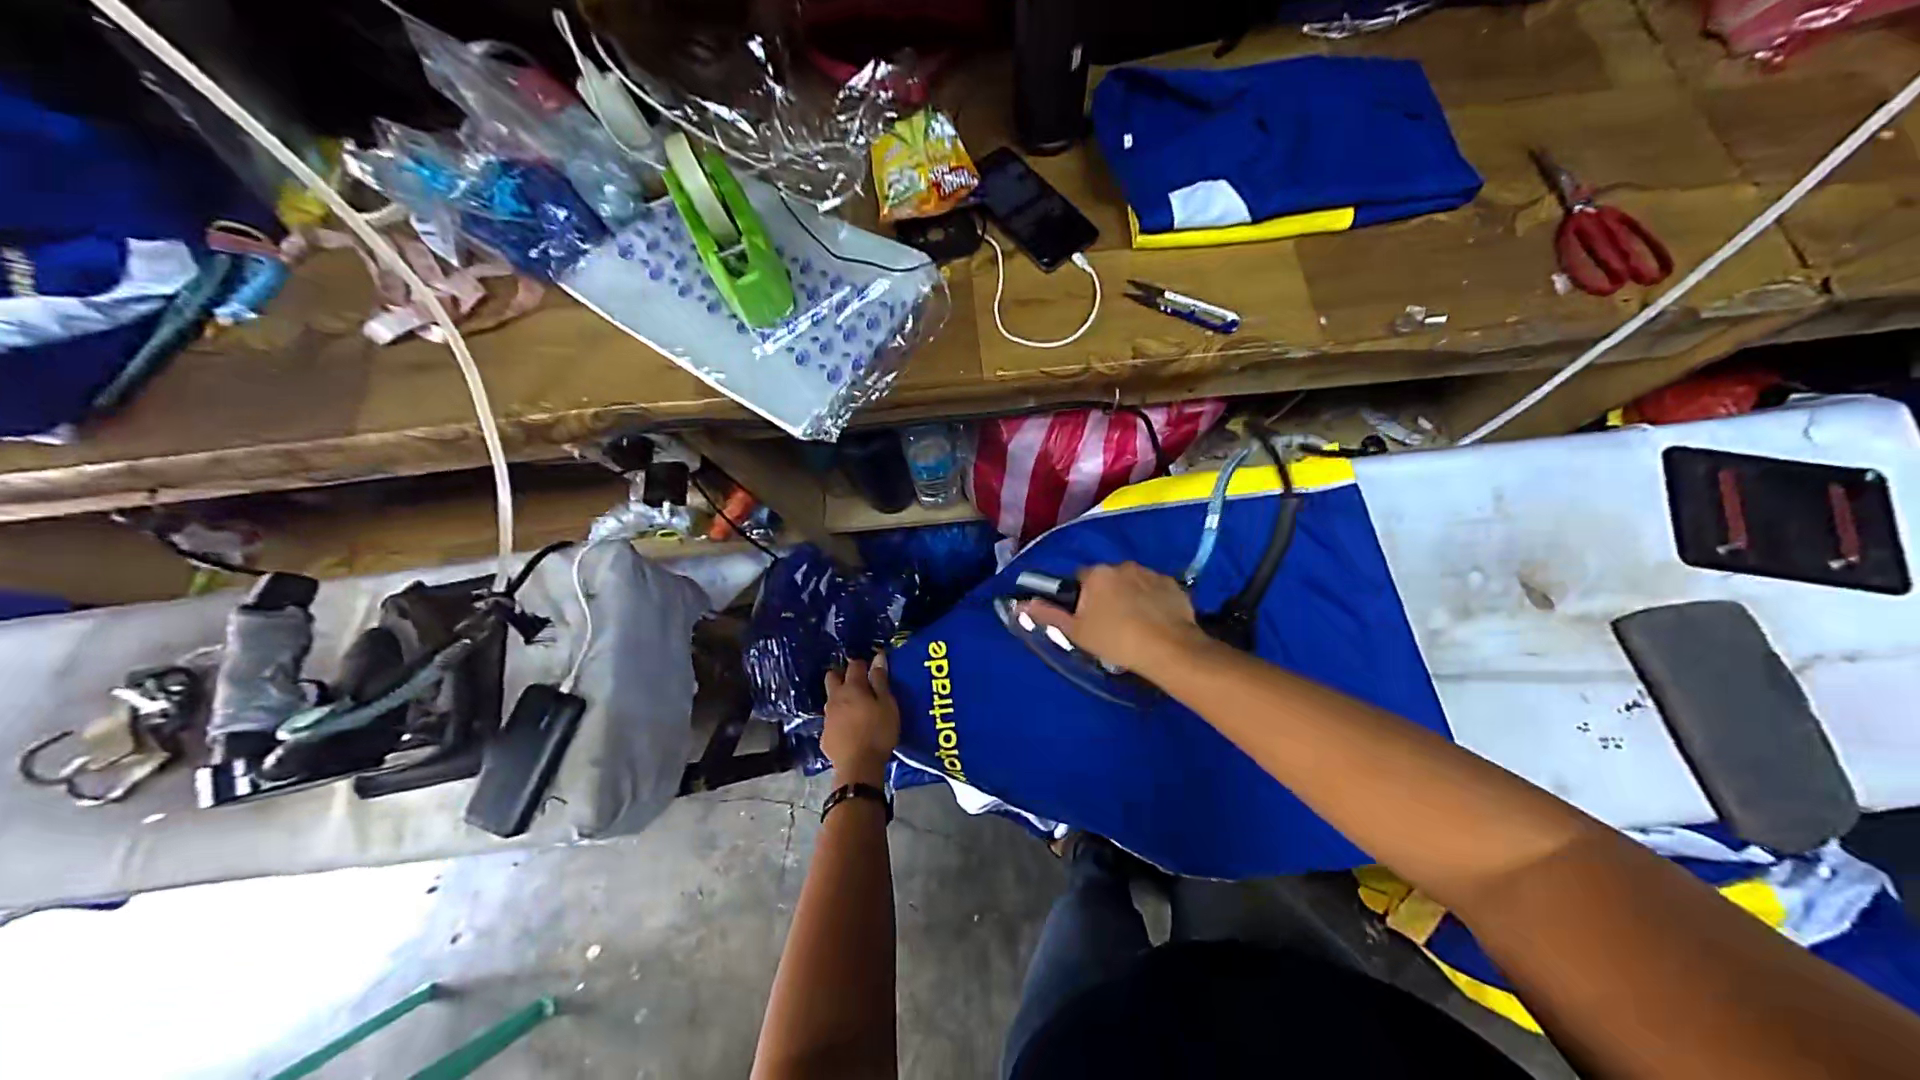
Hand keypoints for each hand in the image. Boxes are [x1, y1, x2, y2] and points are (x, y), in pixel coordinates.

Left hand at [823, 654, 899, 785]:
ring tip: (855, 709)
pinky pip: (831, 721)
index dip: (863, 663)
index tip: (872, 667)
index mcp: (852, 688)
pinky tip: (850, 730)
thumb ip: (880, 681)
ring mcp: (827, 718)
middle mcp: (835, 699)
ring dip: (841, 699)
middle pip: (832, 677)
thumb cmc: (878, 732)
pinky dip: (839, 720)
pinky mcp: (825, 736)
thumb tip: (878, 657)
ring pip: (831, 700)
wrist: (858, 767)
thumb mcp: (887, 705)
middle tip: (858, 683)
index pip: (854, 665)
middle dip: (842, 675)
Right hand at [1019, 562, 1211, 676]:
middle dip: (1107, 595)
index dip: (1082, 598)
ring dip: (1131, 596)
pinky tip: (1155, 622)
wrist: (1168, 649)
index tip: (1087, 618)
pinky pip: (1156, 590)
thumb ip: (1048, 614)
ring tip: (1135, 625)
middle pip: (1108, 579)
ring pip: (1133, 583)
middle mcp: (1123, 565)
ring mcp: (1151, 573)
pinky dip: (1153, 601)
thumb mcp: (1076, 631)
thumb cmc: (1115, 640)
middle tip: (1110, 624)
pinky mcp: (1174, 585)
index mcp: (1097, 574)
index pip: (1081, 579)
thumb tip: (1021, 603)